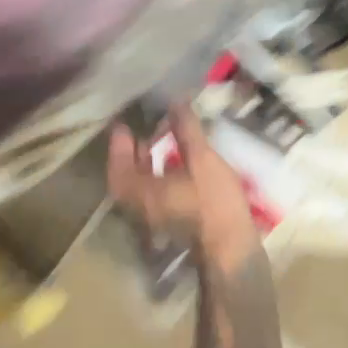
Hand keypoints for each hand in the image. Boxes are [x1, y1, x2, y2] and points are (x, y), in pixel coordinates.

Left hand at [108, 103, 260, 265]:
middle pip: (126, 181)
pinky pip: (152, 194)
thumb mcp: (201, 159)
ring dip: (143, 166)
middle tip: (137, 132)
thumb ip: (186, 131)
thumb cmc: (213, 200)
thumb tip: (175, 102)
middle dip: (129, 155)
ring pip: (139, 189)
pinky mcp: (170, 221)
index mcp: (143, 193)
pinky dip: (155, 176)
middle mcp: (142, 208)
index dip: (118, 147)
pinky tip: (175, 164)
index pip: (118, 169)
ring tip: (156, 143)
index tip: (122, 126)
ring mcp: (156, 217)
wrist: (230, 245)